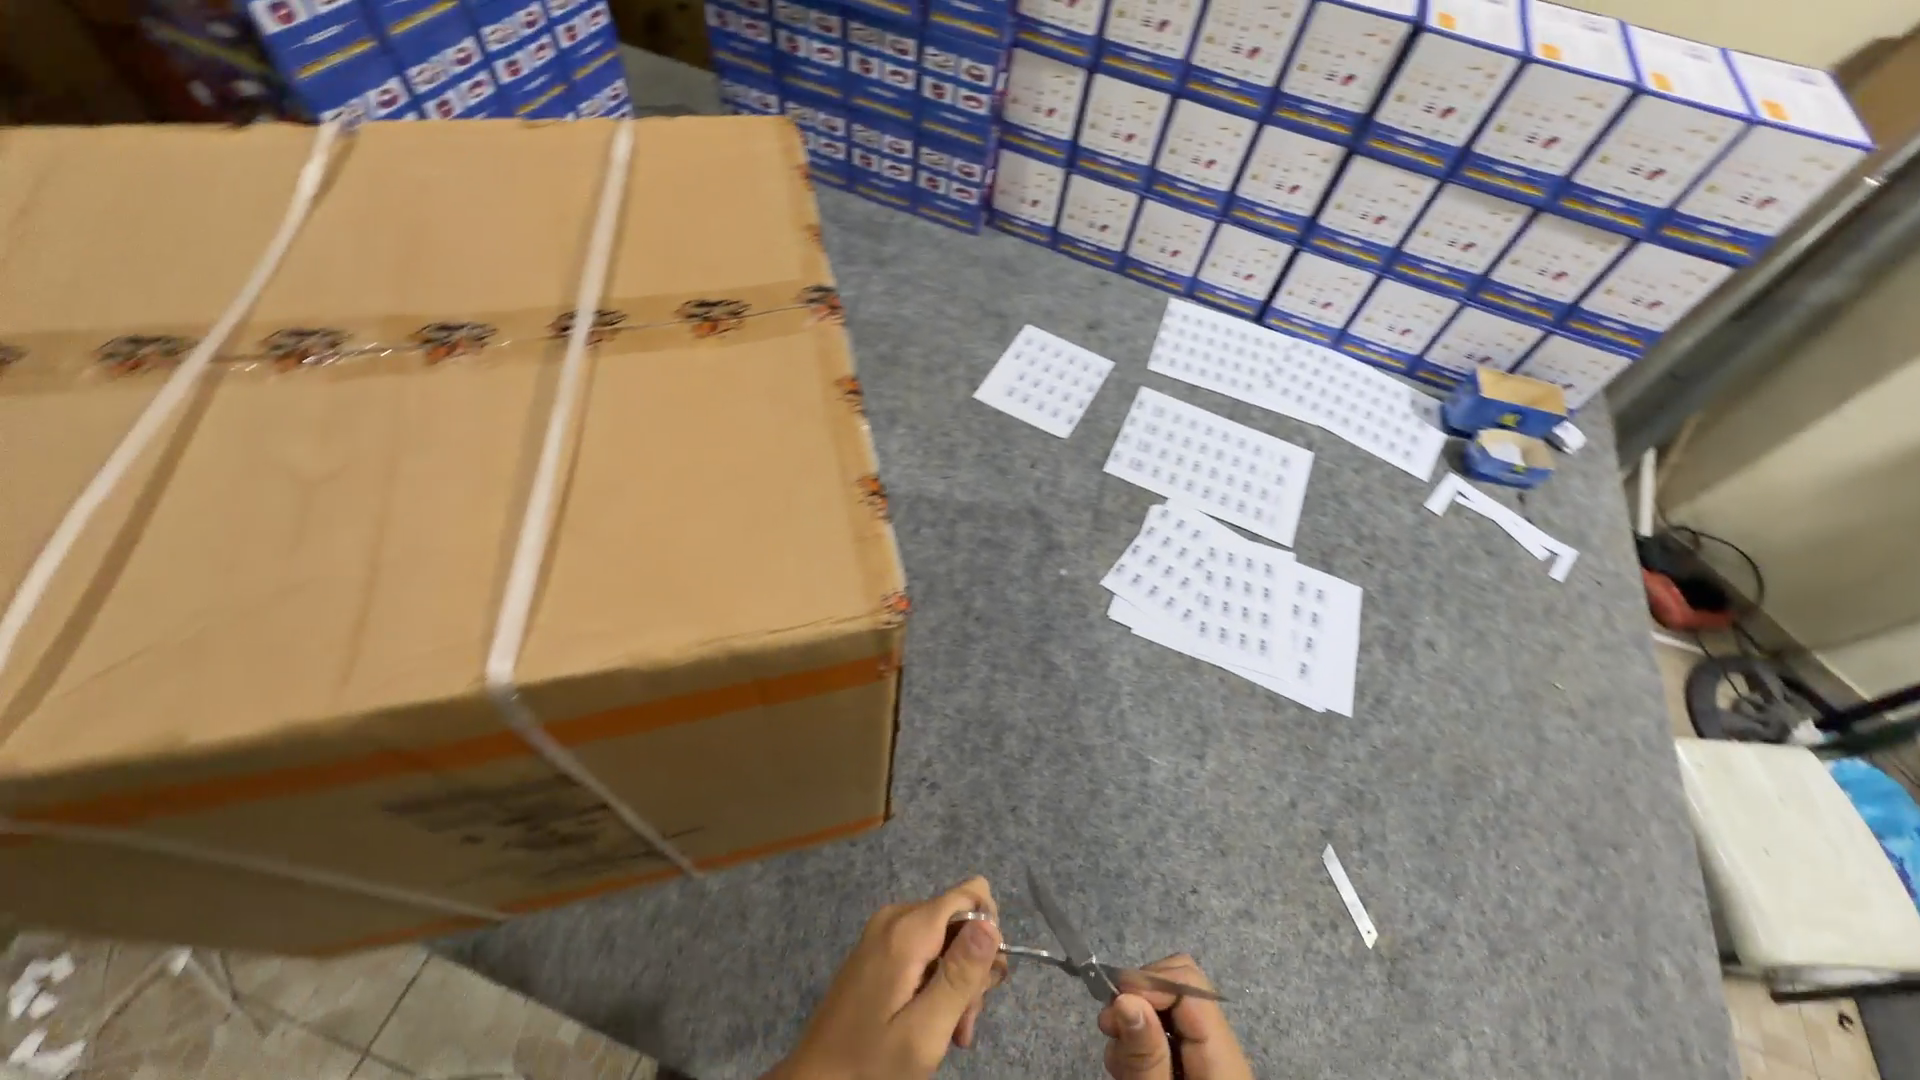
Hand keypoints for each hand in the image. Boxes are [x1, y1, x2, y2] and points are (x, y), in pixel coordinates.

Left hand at [771, 877, 1007, 1079]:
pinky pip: (924, 952)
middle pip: (960, 921)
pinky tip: (932, 1023)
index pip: (970, 894)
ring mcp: (884, 934)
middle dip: (971, 969)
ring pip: (946, 940)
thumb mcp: (925, 1030)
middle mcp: (895, 918)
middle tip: (963, 1021)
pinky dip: (935, 984)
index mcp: (906, 930)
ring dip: (956, 984)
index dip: (988, 934)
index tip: (983, 982)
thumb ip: (960, 975)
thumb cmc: (870, 1063)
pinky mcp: (878, 952)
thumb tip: (992, 924)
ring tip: (950, 1032)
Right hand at [1098, 955, 1251, 1079]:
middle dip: (1138, 995)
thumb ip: (1144, 1054)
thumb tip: (1124, 998)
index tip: (1113, 1002)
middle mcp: (1223, 1043)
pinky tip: (1132, 1060)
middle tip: (1110, 1028)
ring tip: (1119, 1054)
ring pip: (1171, 1003)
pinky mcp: (1199, 1061)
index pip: (1189, 982)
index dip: (1148, 981)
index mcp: (1225, 1053)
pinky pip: (1171, 1027)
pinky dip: (1144, 1033)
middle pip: (1180, 983)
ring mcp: (1213, 1052)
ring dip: (1137, 1016)